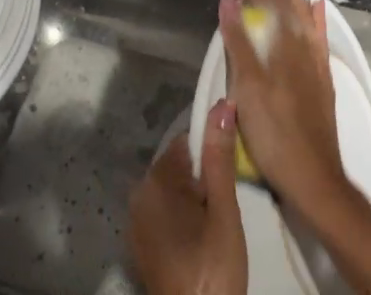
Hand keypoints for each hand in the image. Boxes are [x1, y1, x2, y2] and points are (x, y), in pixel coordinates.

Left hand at [129, 99, 245, 294]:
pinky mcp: (141, 242)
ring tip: (217, 219)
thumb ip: (220, 157)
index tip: (233, 168)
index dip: (213, 150)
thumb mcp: (224, 210)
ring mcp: (137, 220)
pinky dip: (182, 216)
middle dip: (203, 175)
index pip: (187, 142)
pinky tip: (201, 235)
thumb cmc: (213, 265)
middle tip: (227, 200)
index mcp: (156, 179)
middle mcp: (139, 193)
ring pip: (171, 190)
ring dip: (193, 196)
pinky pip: (164, 212)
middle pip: (178, 165)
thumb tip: (221, 105)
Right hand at [219, 0, 347, 214]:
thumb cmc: (274, 133)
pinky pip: (319, 37)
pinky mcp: (320, 78)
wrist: (313, 176)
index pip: (260, 2)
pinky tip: (317, 8)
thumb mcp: (247, 87)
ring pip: (302, 14)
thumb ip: (238, 41)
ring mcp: (313, 62)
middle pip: (282, 2)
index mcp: (279, 45)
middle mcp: (300, 46)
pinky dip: (316, 18)